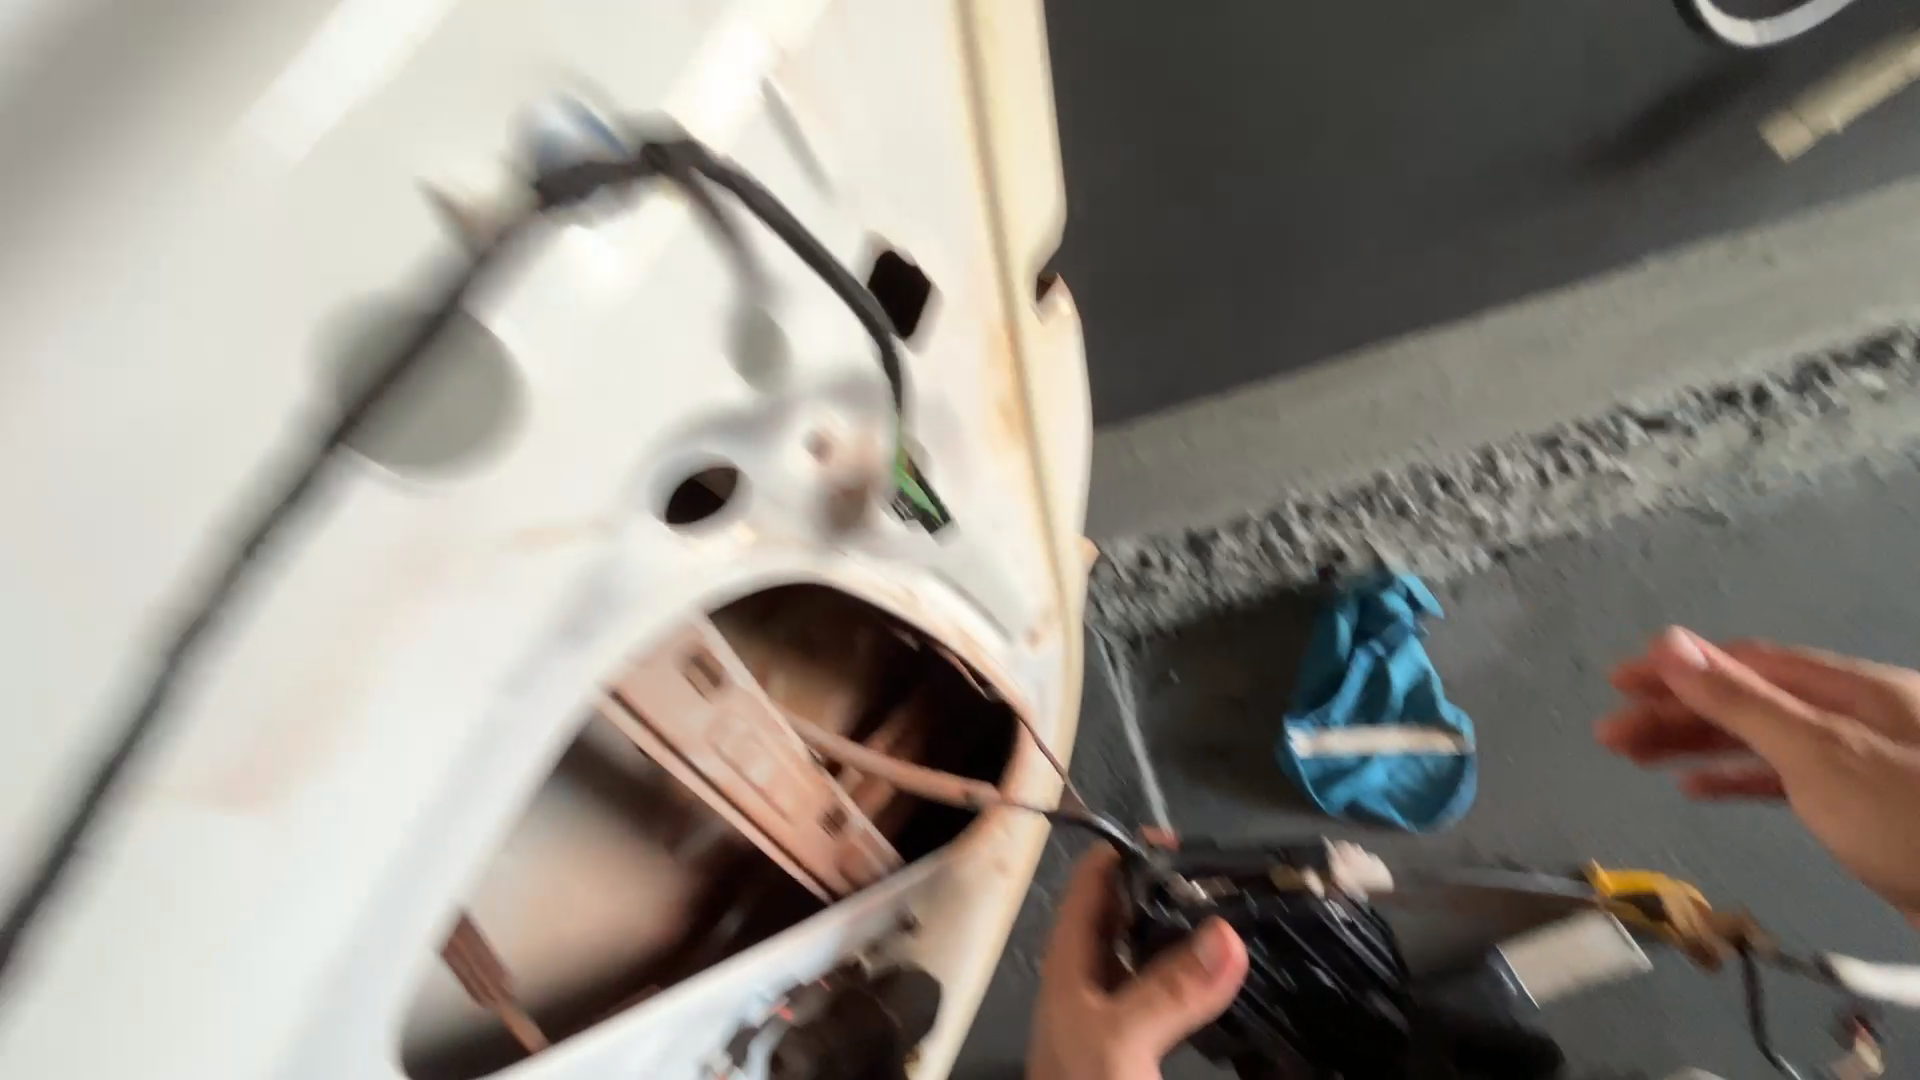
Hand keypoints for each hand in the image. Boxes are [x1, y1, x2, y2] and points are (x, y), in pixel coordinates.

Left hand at [1028, 846, 1248, 1079]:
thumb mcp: (1122, 1040)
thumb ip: (1171, 987)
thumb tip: (1229, 929)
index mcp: (1070, 953)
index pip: (1094, 877)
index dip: (1130, 850)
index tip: (1187, 846)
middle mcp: (1090, 968)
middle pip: (1127, 906)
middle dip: (1170, 888)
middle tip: (1228, 882)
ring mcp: (1113, 1003)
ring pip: (1149, 946)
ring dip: (1185, 929)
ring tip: (1239, 916)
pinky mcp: (1138, 1037)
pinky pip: (1167, 988)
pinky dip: (1195, 974)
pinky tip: (1230, 978)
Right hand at [1598, 626, 1919, 915]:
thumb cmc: (1914, 820)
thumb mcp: (1819, 753)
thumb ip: (1739, 698)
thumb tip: (1668, 640)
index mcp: (1856, 692)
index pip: (1747, 664)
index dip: (1678, 668)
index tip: (1618, 682)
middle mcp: (1858, 718)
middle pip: (1746, 702)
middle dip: (1673, 714)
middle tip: (1609, 734)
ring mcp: (1864, 763)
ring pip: (1758, 740)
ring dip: (1692, 745)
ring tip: (1631, 757)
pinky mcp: (1865, 807)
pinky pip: (1783, 778)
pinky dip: (1734, 778)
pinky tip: (1695, 788)